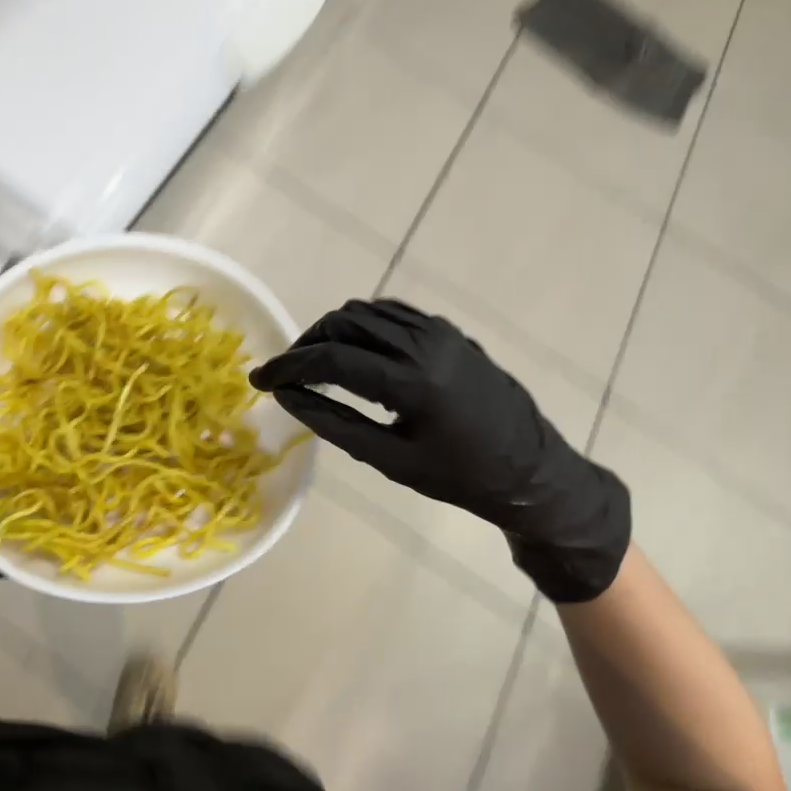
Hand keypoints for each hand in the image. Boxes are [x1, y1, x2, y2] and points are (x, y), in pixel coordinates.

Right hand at [249, 299, 629, 602]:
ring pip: (366, 311)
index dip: (289, 367)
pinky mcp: (449, 331)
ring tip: (318, 363)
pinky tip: (356, 350)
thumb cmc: (460, 478)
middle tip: (289, 374)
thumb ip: (334, 423)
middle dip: (307, 344)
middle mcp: (424, 344)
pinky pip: (393, 313)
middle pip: (345, 323)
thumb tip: (287, 396)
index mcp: (412, 383)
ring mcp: (440, 332)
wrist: (532, 472)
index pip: (332, 359)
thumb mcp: (390, 460)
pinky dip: (364, 324)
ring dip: (333, 331)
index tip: (259, 379)